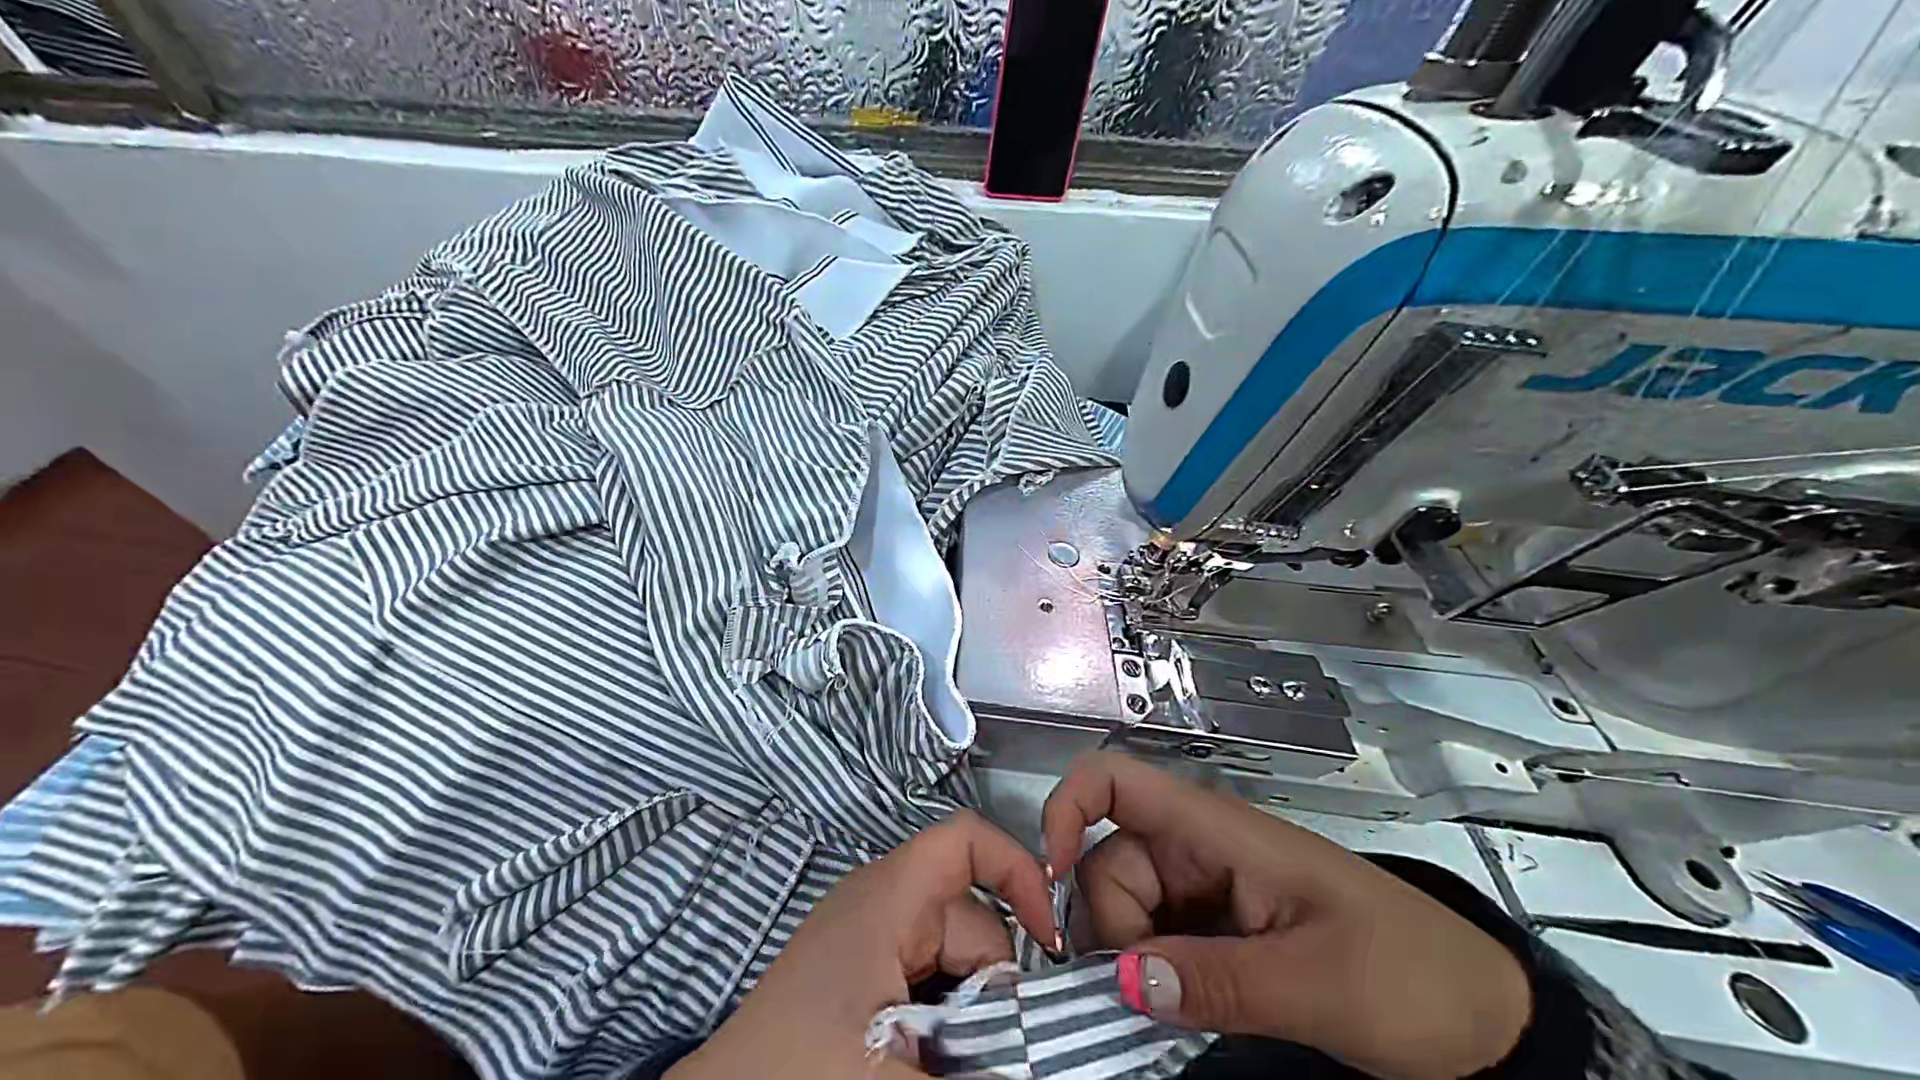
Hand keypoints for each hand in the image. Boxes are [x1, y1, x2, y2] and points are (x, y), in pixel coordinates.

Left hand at [669, 809, 1056, 1078]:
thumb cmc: (798, 1070)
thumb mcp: (898, 1071)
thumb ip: (983, 1063)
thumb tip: (1050, 1057)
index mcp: (889, 898)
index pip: (966, 841)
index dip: (1017, 869)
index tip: (1049, 938)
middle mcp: (882, 902)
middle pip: (972, 917)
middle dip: (991, 983)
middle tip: (976, 1045)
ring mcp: (870, 934)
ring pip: (953, 956)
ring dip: (967, 1008)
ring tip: (942, 1055)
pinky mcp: (862, 968)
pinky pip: (926, 974)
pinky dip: (942, 1012)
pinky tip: (927, 1053)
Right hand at [1043, 753, 1530, 1079]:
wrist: (1480, 1014)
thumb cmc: (1412, 973)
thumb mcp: (1320, 984)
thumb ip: (1218, 982)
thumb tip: (1122, 980)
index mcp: (1217, 829)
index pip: (1115, 779)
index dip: (1066, 809)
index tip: (1051, 877)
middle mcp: (1198, 848)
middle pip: (1108, 861)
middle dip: (1110, 924)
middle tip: (1149, 990)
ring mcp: (1205, 889)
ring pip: (1126, 907)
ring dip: (1130, 957)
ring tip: (1181, 1004)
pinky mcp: (1213, 927)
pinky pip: (1155, 939)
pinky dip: (1152, 973)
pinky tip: (1182, 1006)